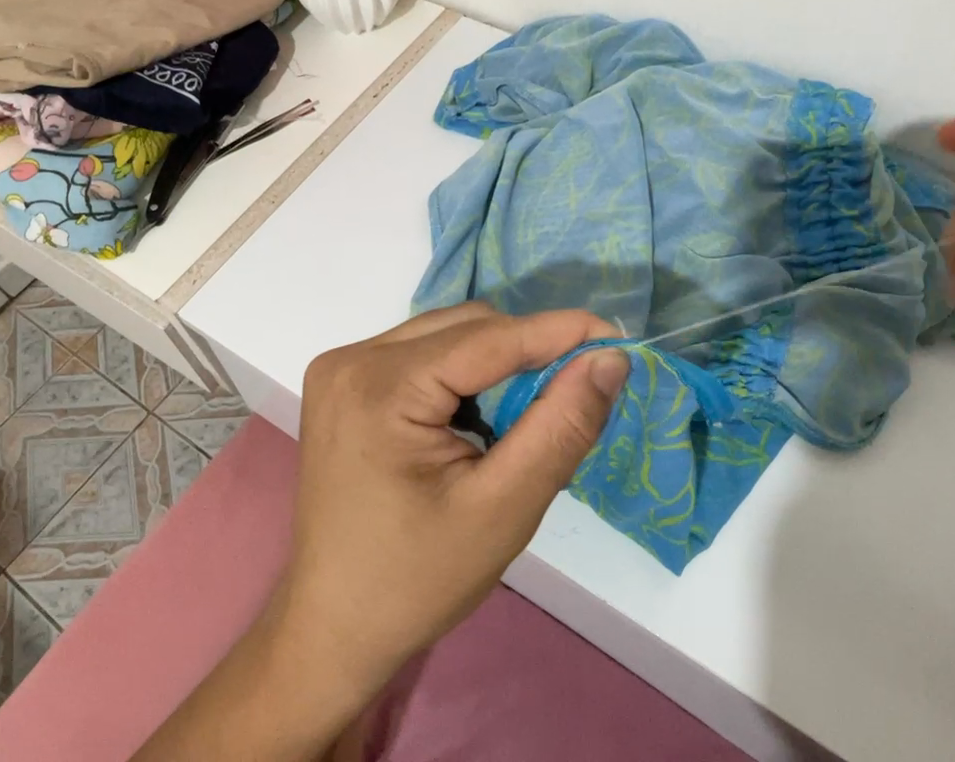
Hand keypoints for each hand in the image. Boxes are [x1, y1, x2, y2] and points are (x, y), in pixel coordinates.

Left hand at [276, 303, 629, 685]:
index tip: (619, 339)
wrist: (335, 624)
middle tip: (573, 398)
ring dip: (494, 366)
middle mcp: (351, 360)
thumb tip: (609, 359)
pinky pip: (419, 357)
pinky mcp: (342, 386)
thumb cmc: (418, 578)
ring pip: (444, 337)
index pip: (487, 337)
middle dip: (525, 354)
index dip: (559, 332)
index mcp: (379, 386)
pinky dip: (461, 378)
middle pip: (464, 329)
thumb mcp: (504, 508)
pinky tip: (475, 425)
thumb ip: (560, 427)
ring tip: (521, 424)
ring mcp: (340, 370)